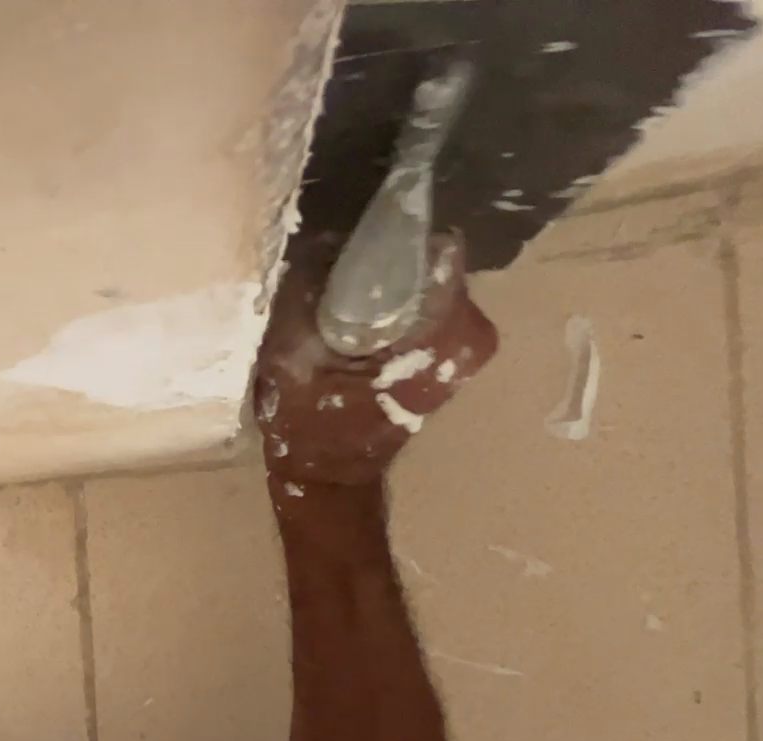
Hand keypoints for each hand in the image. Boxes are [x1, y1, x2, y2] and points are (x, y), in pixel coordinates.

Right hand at [254, 231, 496, 486]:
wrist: (327, 478)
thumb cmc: (308, 429)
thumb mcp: (290, 361)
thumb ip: (301, 301)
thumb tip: (312, 241)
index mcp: (447, 332)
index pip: (426, 250)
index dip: (375, 243)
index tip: (333, 252)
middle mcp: (472, 329)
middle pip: (419, 265)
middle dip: (370, 268)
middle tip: (321, 286)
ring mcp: (463, 339)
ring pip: (414, 283)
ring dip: (370, 288)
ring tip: (326, 308)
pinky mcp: (445, 348)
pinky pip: (412, 305)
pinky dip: (377, 308)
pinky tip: (341, 326)